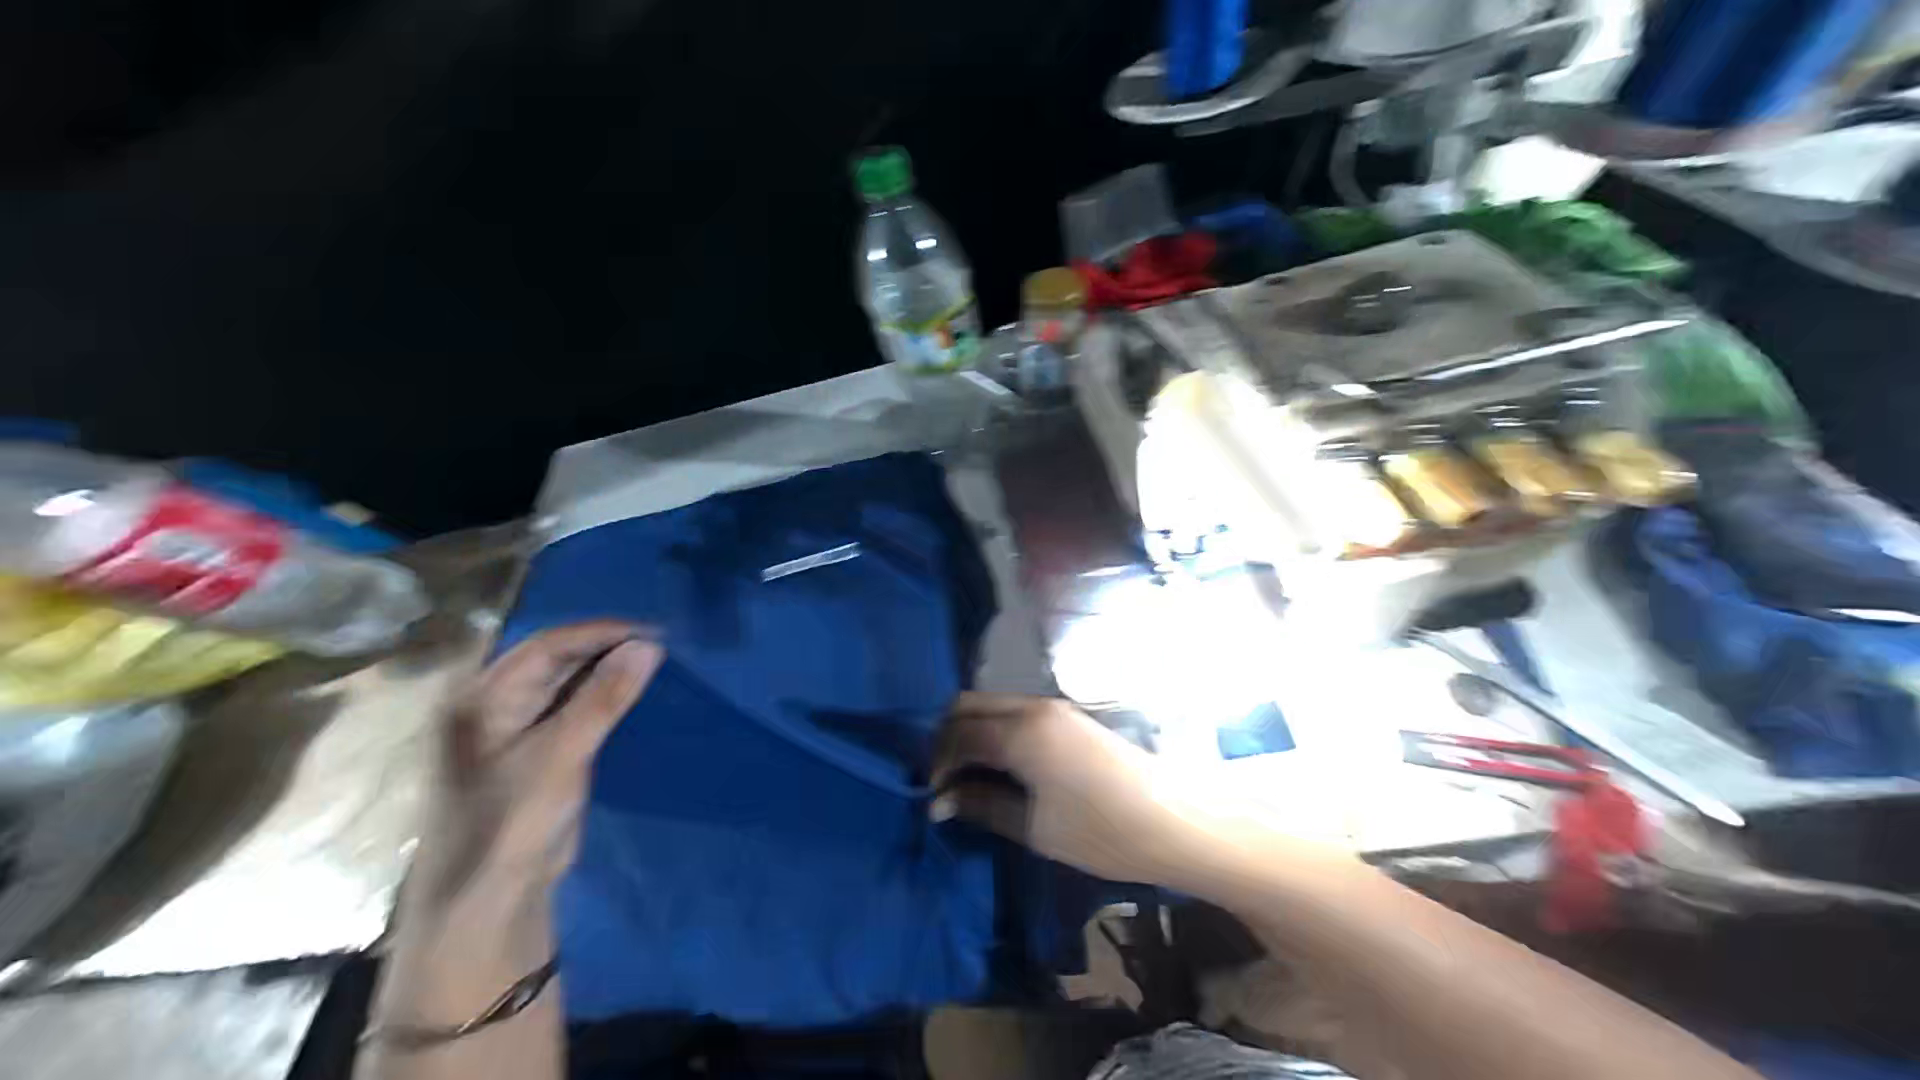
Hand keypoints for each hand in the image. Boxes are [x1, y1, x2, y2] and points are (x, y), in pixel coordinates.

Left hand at [427, 622, 662, 899]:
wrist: (488, 905)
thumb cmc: (512, 824)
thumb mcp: (562, 755)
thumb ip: (605, 697)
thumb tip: (649, 645)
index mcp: (480, 697)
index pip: (548, 645)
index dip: (601, 633)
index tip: (654, 632)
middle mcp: (489, 704)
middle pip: (553, 659)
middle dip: (605, 648)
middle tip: (658, 645)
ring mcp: (508, 728)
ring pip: (563, 682)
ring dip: (605, 669)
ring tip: (650, 661)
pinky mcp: (530, 750)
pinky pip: (569, 707)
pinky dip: (600, 696)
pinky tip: (628, 691)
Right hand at [929, 692, 1233, 885]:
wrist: (1176, 819)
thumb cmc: (1102, 830)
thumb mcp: (1035, 828)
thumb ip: (982, 805)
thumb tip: (940, 801)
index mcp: (1021, 732)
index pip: (958, 733)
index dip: (936, 762)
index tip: (931, 796)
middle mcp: (1033, 706)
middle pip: (969, 705)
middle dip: (946, 736)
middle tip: (943, 779)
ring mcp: (1053, 707)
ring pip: (991, 705)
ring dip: (970, 731)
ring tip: (966, 774)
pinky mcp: (1067, 717)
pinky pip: (1013, 712)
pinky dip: (993, 730)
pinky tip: (997, 764)